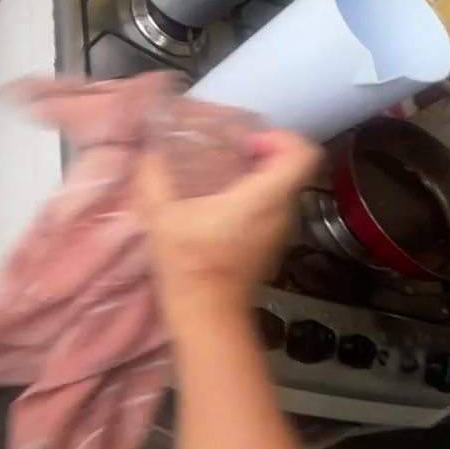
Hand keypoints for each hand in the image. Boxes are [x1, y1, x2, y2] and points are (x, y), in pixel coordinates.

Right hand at [138, 129, 321, 307]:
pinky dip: (254, 196)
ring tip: (220, 176)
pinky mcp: (270, 244)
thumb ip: (154, 178)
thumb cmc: (188, 263)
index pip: (301, 153)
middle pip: (292, 167)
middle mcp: (281, 211)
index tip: (244, 142)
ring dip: (258, 174)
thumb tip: (148, 152)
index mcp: (263, 198)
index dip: (278, 137)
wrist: (205, 312)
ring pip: (283, 188)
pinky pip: (272, 207)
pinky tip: (219, 205)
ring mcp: (279, 230)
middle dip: (263, 152)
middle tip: (227, 151)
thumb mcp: (161, 216)